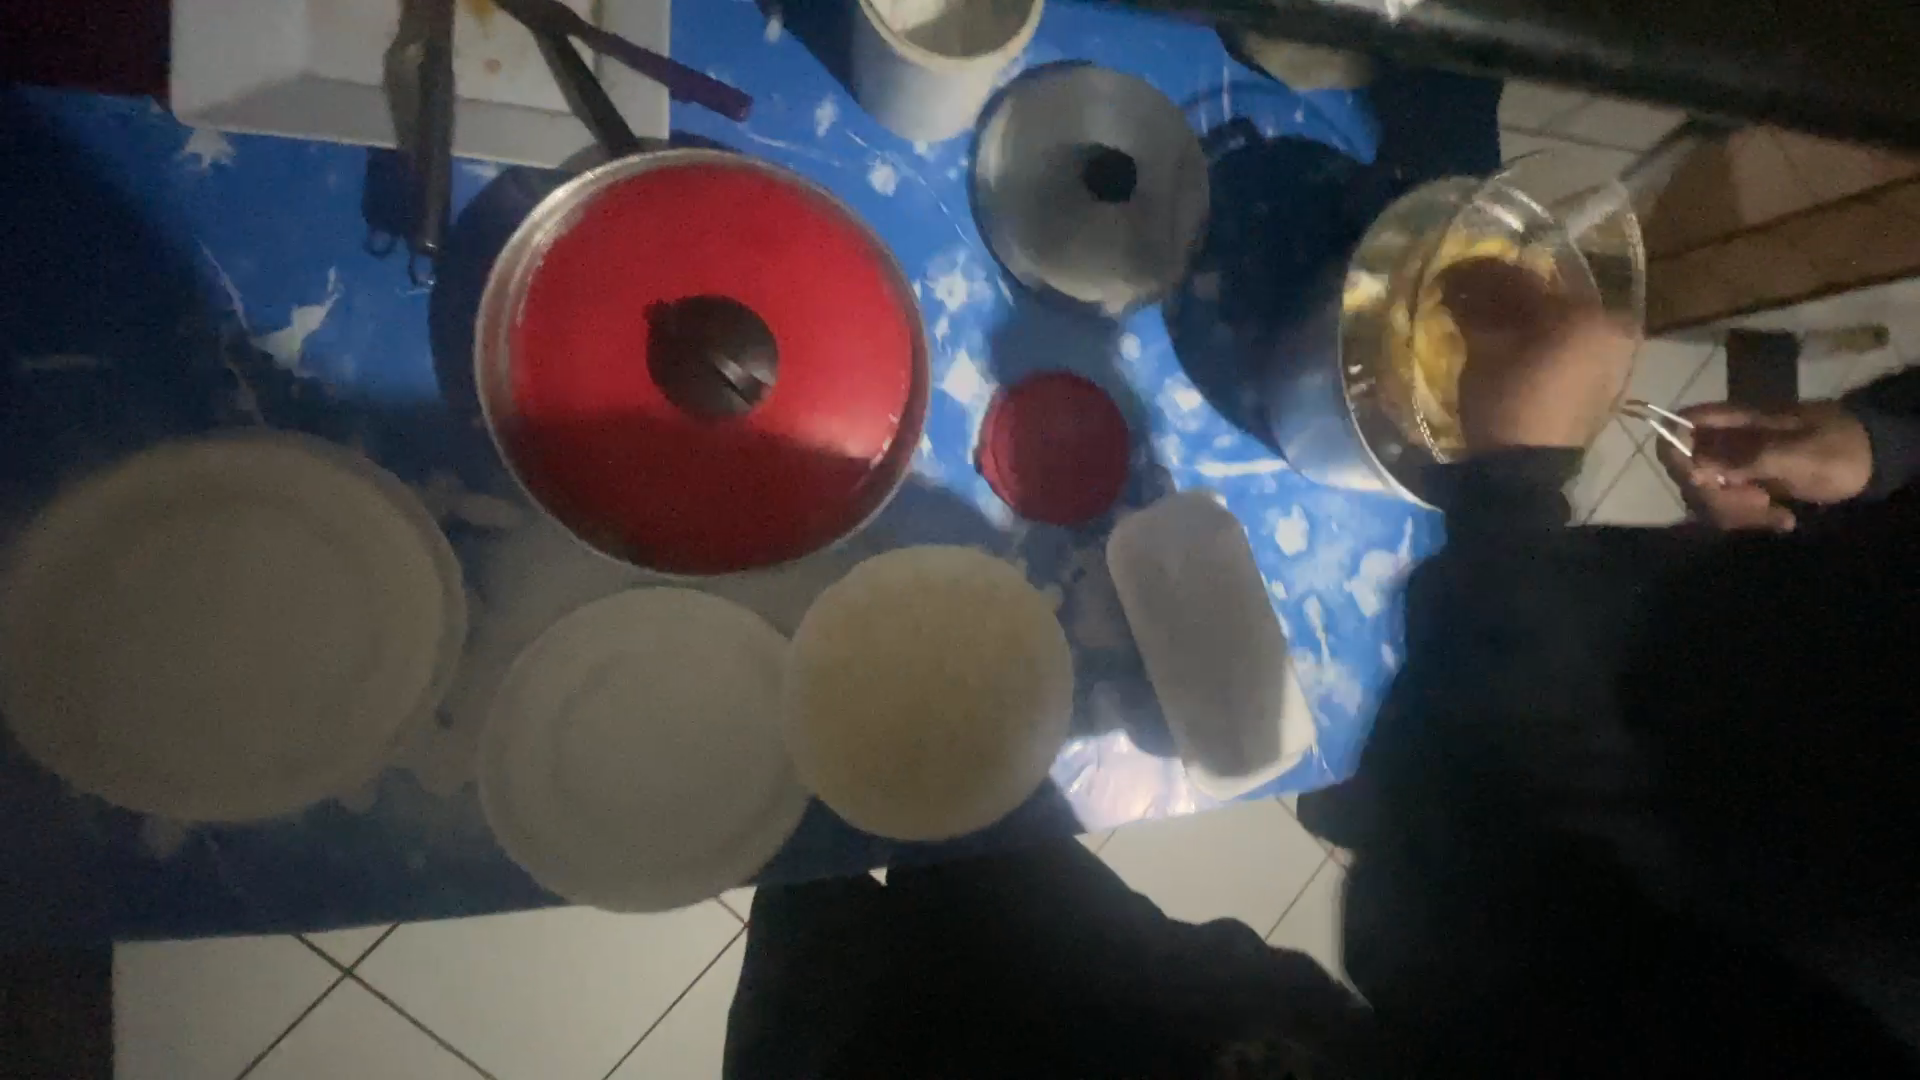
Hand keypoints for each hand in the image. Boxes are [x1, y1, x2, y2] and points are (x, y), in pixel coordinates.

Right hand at [1440, 258, 1636, 452]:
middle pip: (1550, 299)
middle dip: (1509, 299)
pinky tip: (1520, 352)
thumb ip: (1476, 307)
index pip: (1526, 280)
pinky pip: (1574, 345)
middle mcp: (1614, 323)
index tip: (1455, 276)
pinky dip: (1545, 342)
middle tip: (1472, 302)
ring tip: (1494, 329)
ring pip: (1563, 322)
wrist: (1525, 469)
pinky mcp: (1612, 378)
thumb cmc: (1502, 404)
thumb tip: (1458, 279)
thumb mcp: (1482, 351)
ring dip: (1528, 321)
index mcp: (1585, 312)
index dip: (1483, 276)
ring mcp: (1619, 352)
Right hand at [1654, 401, 1873, 530]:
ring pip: (1699, 493)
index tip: (1700, 479)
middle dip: (1715, 495)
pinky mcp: (1735, 486)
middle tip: (1757, 505)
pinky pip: (1718, 506)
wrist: (1876, 461)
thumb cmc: (1842, 448)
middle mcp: (1718, 442)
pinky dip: (1744, 519)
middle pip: (1684, 469)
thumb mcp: (1802, 453)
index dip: (1676, 454)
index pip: (1677, 428)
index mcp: (1731, 421)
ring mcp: (1725, 464)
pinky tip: (1779, 519)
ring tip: (1779, 517)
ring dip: (1733, 512)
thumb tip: (1697, 470)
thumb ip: (1749, 458)